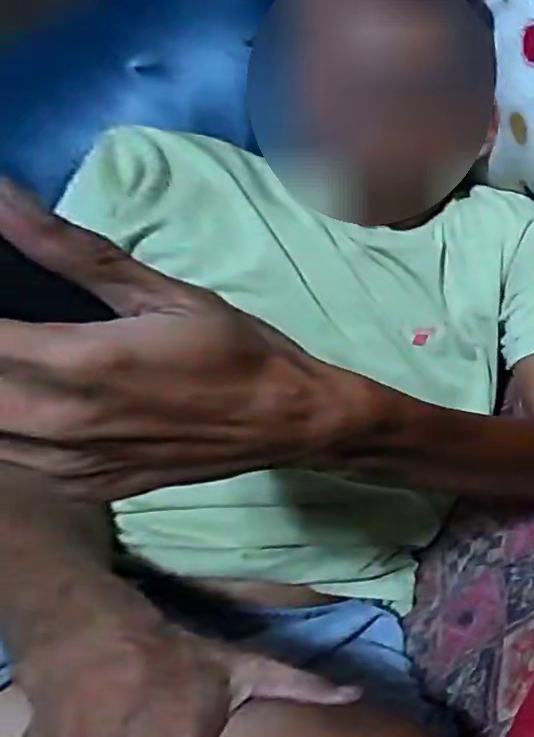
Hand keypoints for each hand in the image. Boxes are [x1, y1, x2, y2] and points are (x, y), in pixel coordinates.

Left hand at [0, 181, 352, 500]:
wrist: (301, 419)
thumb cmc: (247, 354)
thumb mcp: (178, 299)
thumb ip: (76, 253)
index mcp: (71, 360)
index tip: (14, 311)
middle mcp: (49, 415)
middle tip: (33, 339)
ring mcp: (58, 459)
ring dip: (4, 389)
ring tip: (49, 372)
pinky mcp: (74, 483)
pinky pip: (10, 457)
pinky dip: (19, 430)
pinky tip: (63, 411)